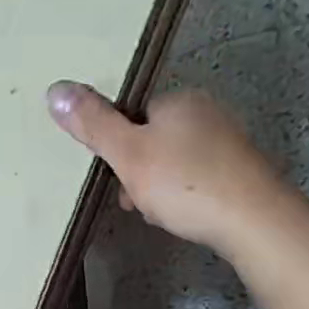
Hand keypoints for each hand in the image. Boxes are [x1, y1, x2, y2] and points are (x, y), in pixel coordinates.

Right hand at [46, 81, 308, 258]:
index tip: (116, 176)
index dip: (119, 146)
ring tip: (160, 215)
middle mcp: (207, 113)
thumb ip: (94, 125)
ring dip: (161, 189)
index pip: (135, 114)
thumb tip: (55, 89)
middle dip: (140, 172)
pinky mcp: (242, 174)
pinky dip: (187, 198)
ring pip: (178, 164)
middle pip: (156, 140)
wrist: (252, 219)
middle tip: (135, 202)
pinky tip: (186, 218)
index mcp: (179, 100)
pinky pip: (200, 181)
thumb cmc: (185, 184)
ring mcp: (229, 144)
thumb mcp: (129, 155)